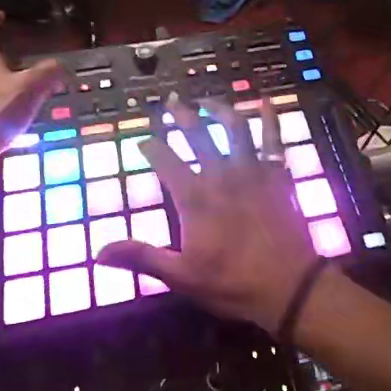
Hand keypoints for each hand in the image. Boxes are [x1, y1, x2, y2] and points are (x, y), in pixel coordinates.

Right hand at [96, 94, 322, 331]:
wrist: (293, 289)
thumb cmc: (233, 284)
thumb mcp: (181, 276)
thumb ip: (141, 258)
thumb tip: (98, 254)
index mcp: (195, 198)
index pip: (164, 160)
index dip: (150, 147)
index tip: (142, 140)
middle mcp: (221, 176)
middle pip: (198, 134)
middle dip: (182, 115)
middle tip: (172, 102)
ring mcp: (253, 173)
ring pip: (235, 129)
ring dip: (220, 110)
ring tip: (208, 101)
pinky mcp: (278, 178)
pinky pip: (273, 140)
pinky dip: (268, 119)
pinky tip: (263, 102)